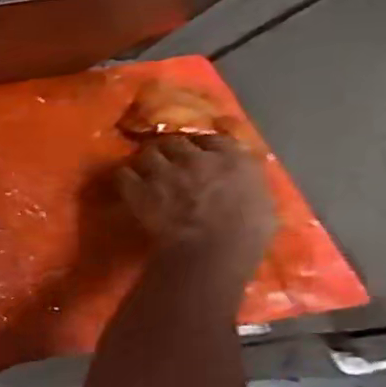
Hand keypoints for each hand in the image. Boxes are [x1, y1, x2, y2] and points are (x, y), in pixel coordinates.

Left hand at [117, 133, 275, 273]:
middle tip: (166, 160)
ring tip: (146, 170)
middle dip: (169, 149)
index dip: (201, 144)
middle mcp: (196, 158)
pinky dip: (125, 176)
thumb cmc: (247, 232)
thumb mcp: (262, 199)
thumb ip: (245, 181)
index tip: (195, 150)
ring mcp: (163, 171)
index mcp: (234, 160)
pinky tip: (128, 183)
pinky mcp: (137, 186)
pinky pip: (123, 172)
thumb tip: (236, 179)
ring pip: (147, 153)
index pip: (213, 137)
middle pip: (174, 141)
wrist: (209, 248)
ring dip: (146, 160)